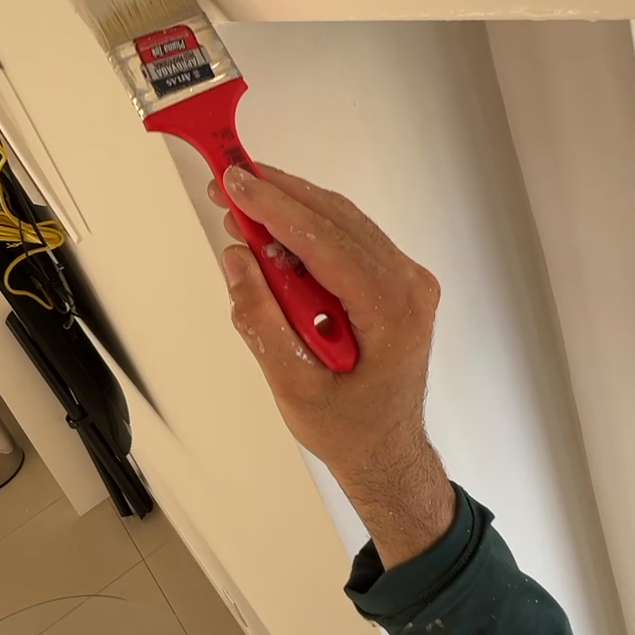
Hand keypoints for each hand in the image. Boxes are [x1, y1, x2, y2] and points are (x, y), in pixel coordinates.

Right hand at [212, 165, 454, 565]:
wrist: (387, 452)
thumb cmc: (348, 429)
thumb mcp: (293, 385)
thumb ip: (260, 320)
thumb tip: (236, 259)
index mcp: (392, 311)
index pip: (326, 241)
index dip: (275, 208)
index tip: (234, 184)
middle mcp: (407, 285)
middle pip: (335, 219)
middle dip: (278, 196)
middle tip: (228, 181)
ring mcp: (404, 280)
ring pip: (341, 222)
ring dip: (289, 207)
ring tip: (241, 200)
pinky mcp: (391, 281)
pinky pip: (346, 238)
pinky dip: (305, 227)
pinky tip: (271, 228)